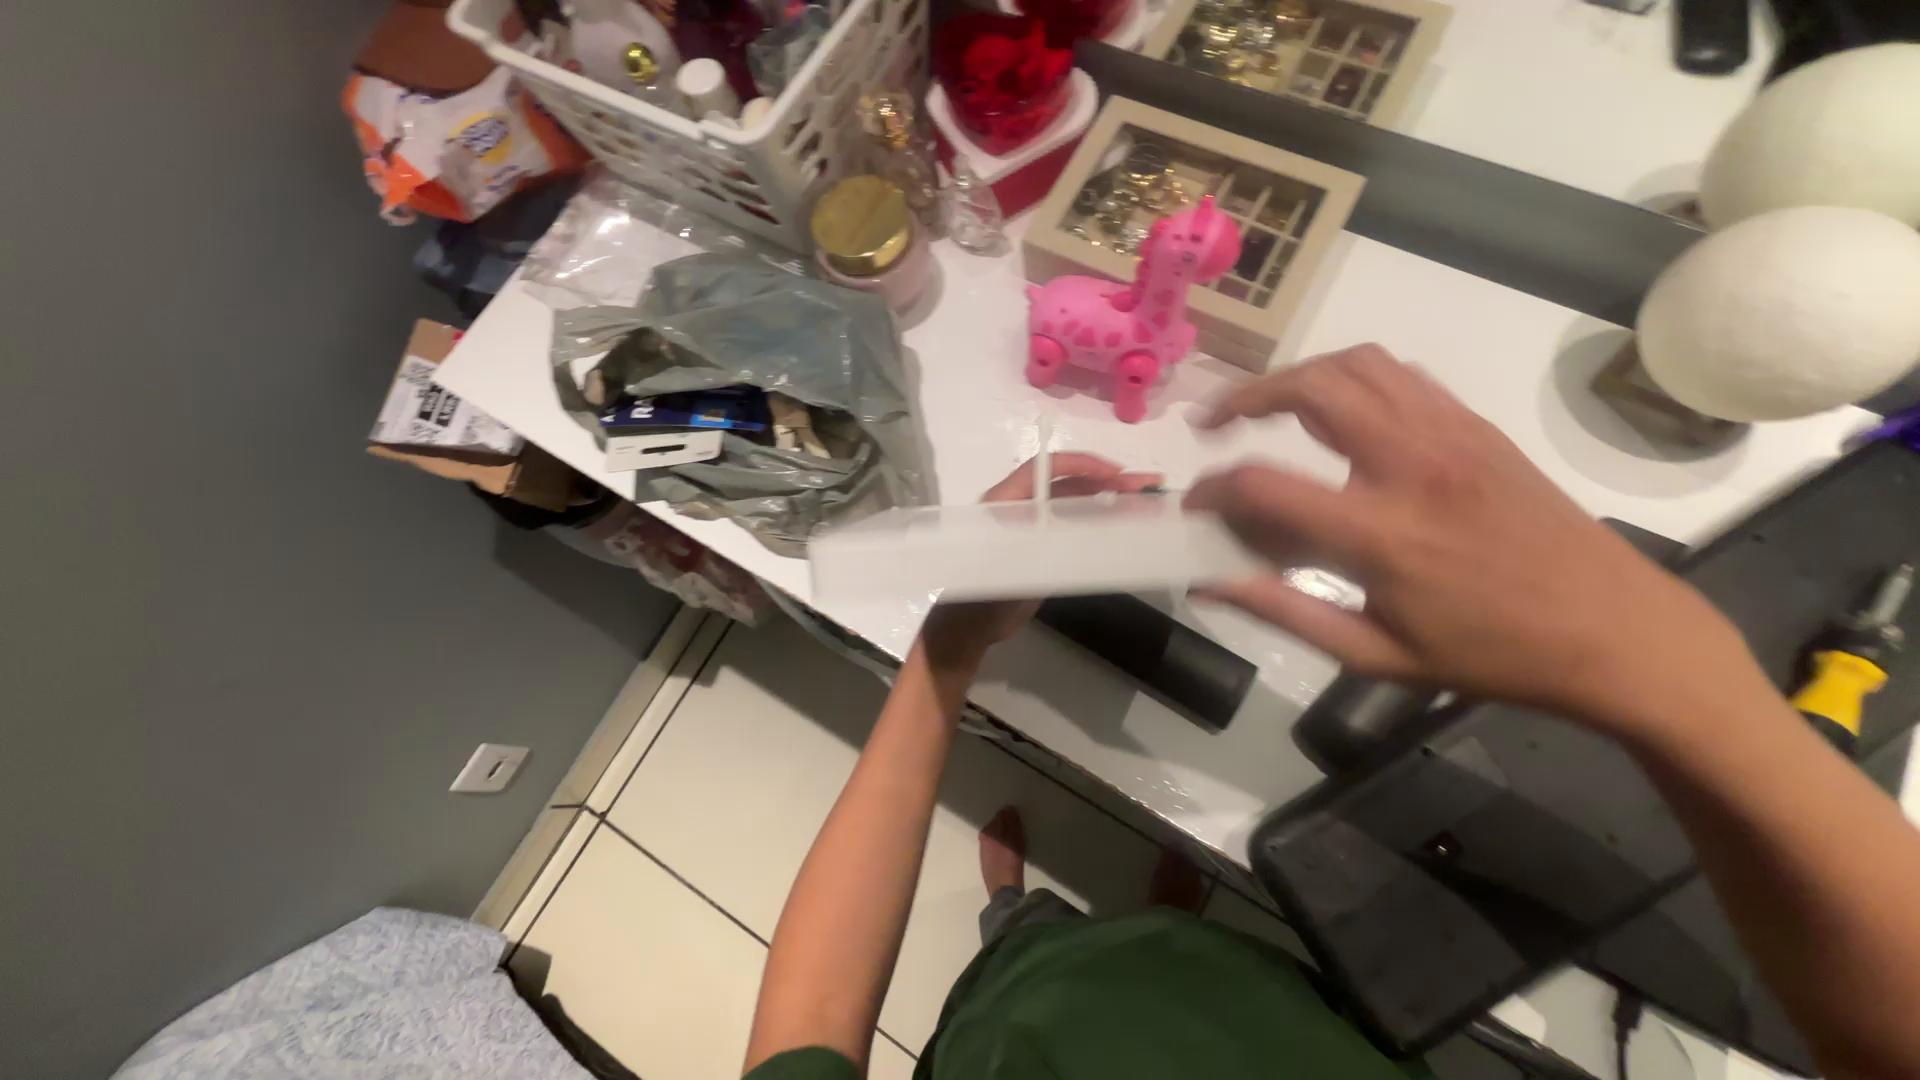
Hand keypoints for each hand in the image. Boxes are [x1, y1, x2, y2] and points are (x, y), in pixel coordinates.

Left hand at [919, 452, 1163, 665]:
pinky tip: (1129, 523)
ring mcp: (1034, 527)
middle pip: (1068, 485)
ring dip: (1110, 501)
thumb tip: (1083, 520)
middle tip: (1148, 484)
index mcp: (1005, 502)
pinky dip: (1102, 523)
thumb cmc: (984, 595)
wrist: (970, 630)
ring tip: (1147, 500)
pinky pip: (1076, 526)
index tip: (1116, 473)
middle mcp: (1021, 507)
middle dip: (1108, 482)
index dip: (1081, 465)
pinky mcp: (1045, 546)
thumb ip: (1044, 541)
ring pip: (1077, 504)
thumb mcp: (1014, 564)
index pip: (1045, 469)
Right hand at [1185, 345, 1761, 729]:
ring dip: (1300, 375)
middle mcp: (1411, 465)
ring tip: (1268, 405)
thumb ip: (1284, 613)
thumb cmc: (1490, 657)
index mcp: (1380, 533)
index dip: (1213, 488)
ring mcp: (1451, 436)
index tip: (1194, 503)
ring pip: (1359, 365)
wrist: (1618, 633)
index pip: (1265, 484)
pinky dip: (1354, 378)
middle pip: (1311, 388)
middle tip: (1214, 423)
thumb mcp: (1375, 655)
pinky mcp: (1479, 429)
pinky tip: (1341, 411)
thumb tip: (1210, 585)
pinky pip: (1404, 376)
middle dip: (1245, 396)